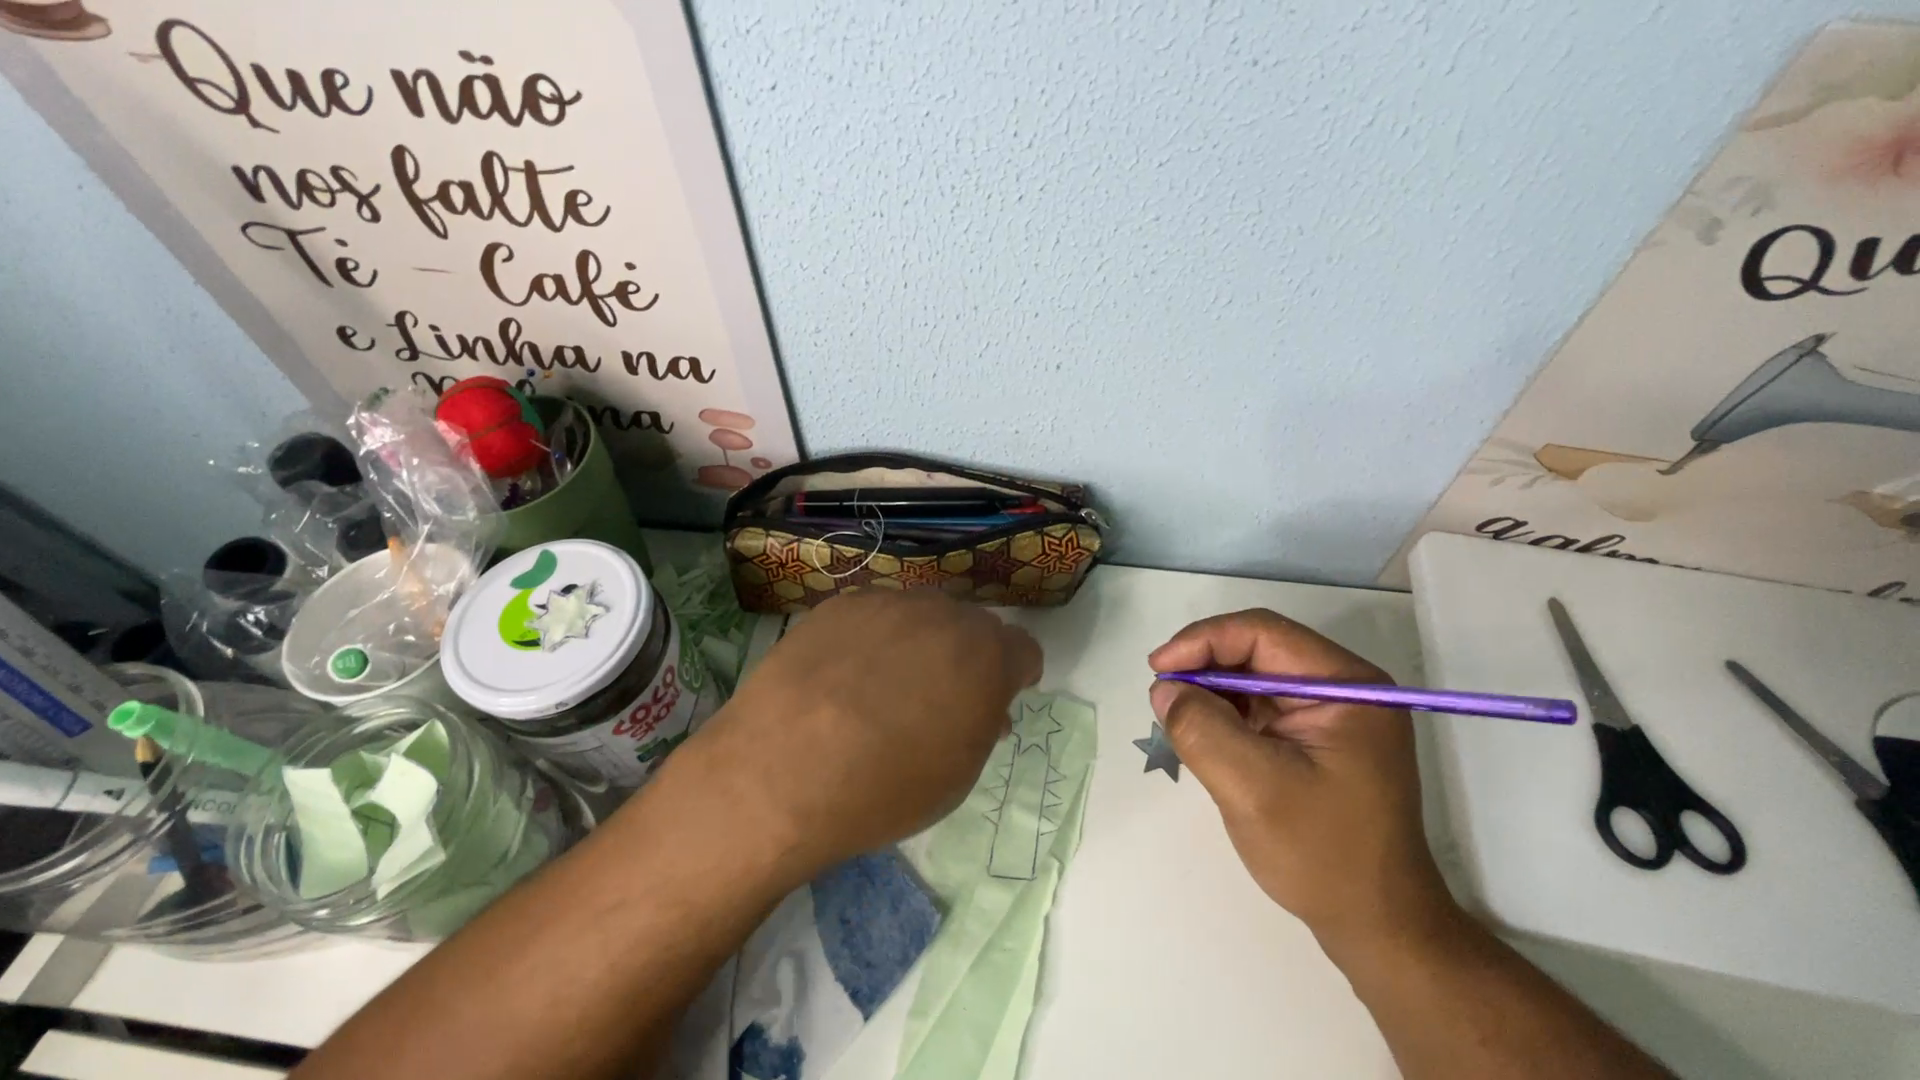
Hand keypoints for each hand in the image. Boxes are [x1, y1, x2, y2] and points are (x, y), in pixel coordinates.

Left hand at [680, 589, 1040, 873]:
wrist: (780, 774)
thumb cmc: (884, 789)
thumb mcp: (956, 776)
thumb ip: (981, 727)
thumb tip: (980, 707)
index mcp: (986, 656)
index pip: (1023, 649)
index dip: (1014, 676)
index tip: (996, 702)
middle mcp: (942, 615)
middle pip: (971, 626)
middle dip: (966, 658)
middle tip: (939, 700)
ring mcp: (885, 604)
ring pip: (919, 616)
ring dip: (918, 644)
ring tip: (884, 689)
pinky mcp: (835, 606)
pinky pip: (872, 616)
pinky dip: (871, 640)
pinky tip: (843, 679)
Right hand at [1148, 610, 1455, 950]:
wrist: (1376, 924)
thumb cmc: (1322, 853)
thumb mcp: (1253, 788)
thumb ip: (1202, 728)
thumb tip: (1165, 689)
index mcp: (1345, 686)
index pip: (1263, 634)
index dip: (1203, 641)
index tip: (1157, 670)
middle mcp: (1343, 689)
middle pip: (1259, 651)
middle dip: (1204, 667)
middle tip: (1161, 697)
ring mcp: (1332, 716)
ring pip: (1255, 679)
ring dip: (1212, 693)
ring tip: (1176, 720)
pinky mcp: (1318, 741)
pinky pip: (1262, 709)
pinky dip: (1226, 717)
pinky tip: (1203, 738)